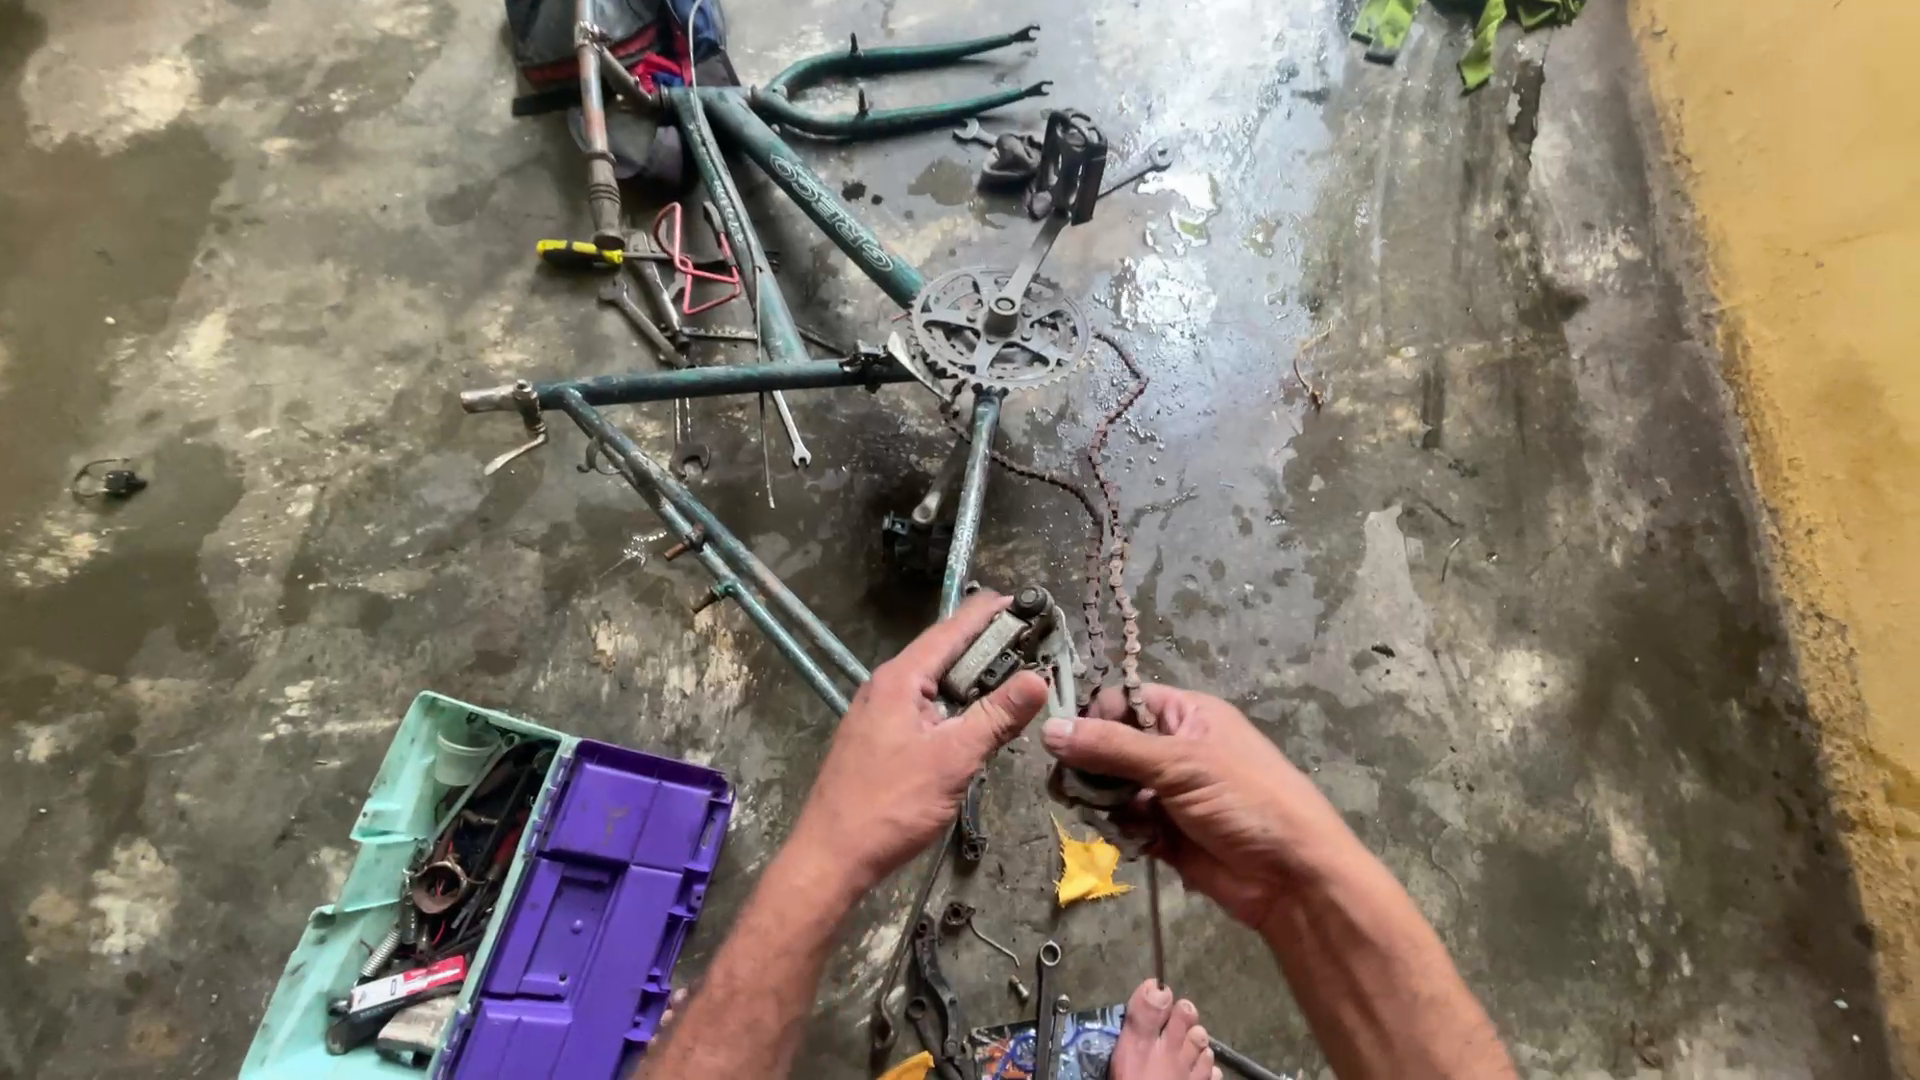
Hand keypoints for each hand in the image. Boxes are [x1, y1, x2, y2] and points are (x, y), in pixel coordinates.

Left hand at [789, 591, 1051, 892]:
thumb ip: (996, 717)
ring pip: (932, 683)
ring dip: (970, 678)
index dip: (987, 614)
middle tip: (1028, 642)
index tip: (1021, 600)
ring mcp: (878, 712)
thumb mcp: (953, 759)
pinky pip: (923, 707)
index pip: (950, 631)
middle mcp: (885, 685)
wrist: (831, 857)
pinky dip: (953, 704)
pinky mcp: (878, 738)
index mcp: (899, 679)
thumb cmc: (891, 805)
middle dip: (984, 645)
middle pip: (942, 654)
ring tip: (1010, 675)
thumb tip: (1038, 678)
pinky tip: (972, 718)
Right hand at [1042, 683, 1354, 929]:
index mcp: (1186, 715)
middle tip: (1068, 786)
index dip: (1093, 717)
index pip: (1123, 702)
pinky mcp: (1165, 832)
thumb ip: (1111, 747)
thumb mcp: (1179, 763)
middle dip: (1090, 766)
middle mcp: (1174, 749)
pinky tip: (1129, 839)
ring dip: (1103, 801)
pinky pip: (1126, 822)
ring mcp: (1169, 792)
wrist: (1294, 880)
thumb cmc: (1245, 801)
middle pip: (1111, 746)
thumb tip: (1049, 728)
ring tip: (1098, 815)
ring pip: (1113, 787)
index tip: (1065, 743)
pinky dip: (1121, 830)